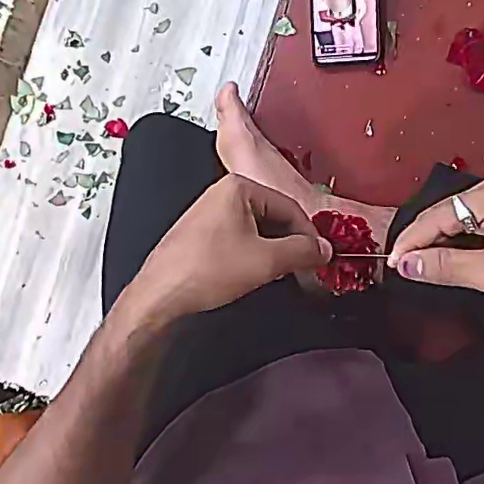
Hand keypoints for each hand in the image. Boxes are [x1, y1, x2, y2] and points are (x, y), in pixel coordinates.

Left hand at [119, 175, 331, 325]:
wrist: (159, 296)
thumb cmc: (207, 270)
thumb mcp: (267, 261)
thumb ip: (302, 251)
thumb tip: (324, 249)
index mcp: (238, 187)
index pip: (289, 206)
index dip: (309, 234)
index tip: (320, 256)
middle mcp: (222, 193)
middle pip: (273, 216)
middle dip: (290, 243)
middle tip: (303, 268)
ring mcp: (209, 213)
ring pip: (257, 229)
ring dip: (273, 251)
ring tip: (280, 274)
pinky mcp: (201, 234)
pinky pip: (239, 237)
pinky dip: (253, 254)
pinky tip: (255, 274)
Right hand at [387, 177, 483, 331]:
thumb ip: (449, 266)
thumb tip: (405, 264)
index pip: (444, 212)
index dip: (415, 238)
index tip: (392, 263)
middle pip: (444, 212)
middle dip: (420, 239)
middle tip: (397, 266)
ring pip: (450, 221)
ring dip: (430, 243)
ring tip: (408, 265)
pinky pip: (462, 228)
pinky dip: (445, 245)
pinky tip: (432, 260)